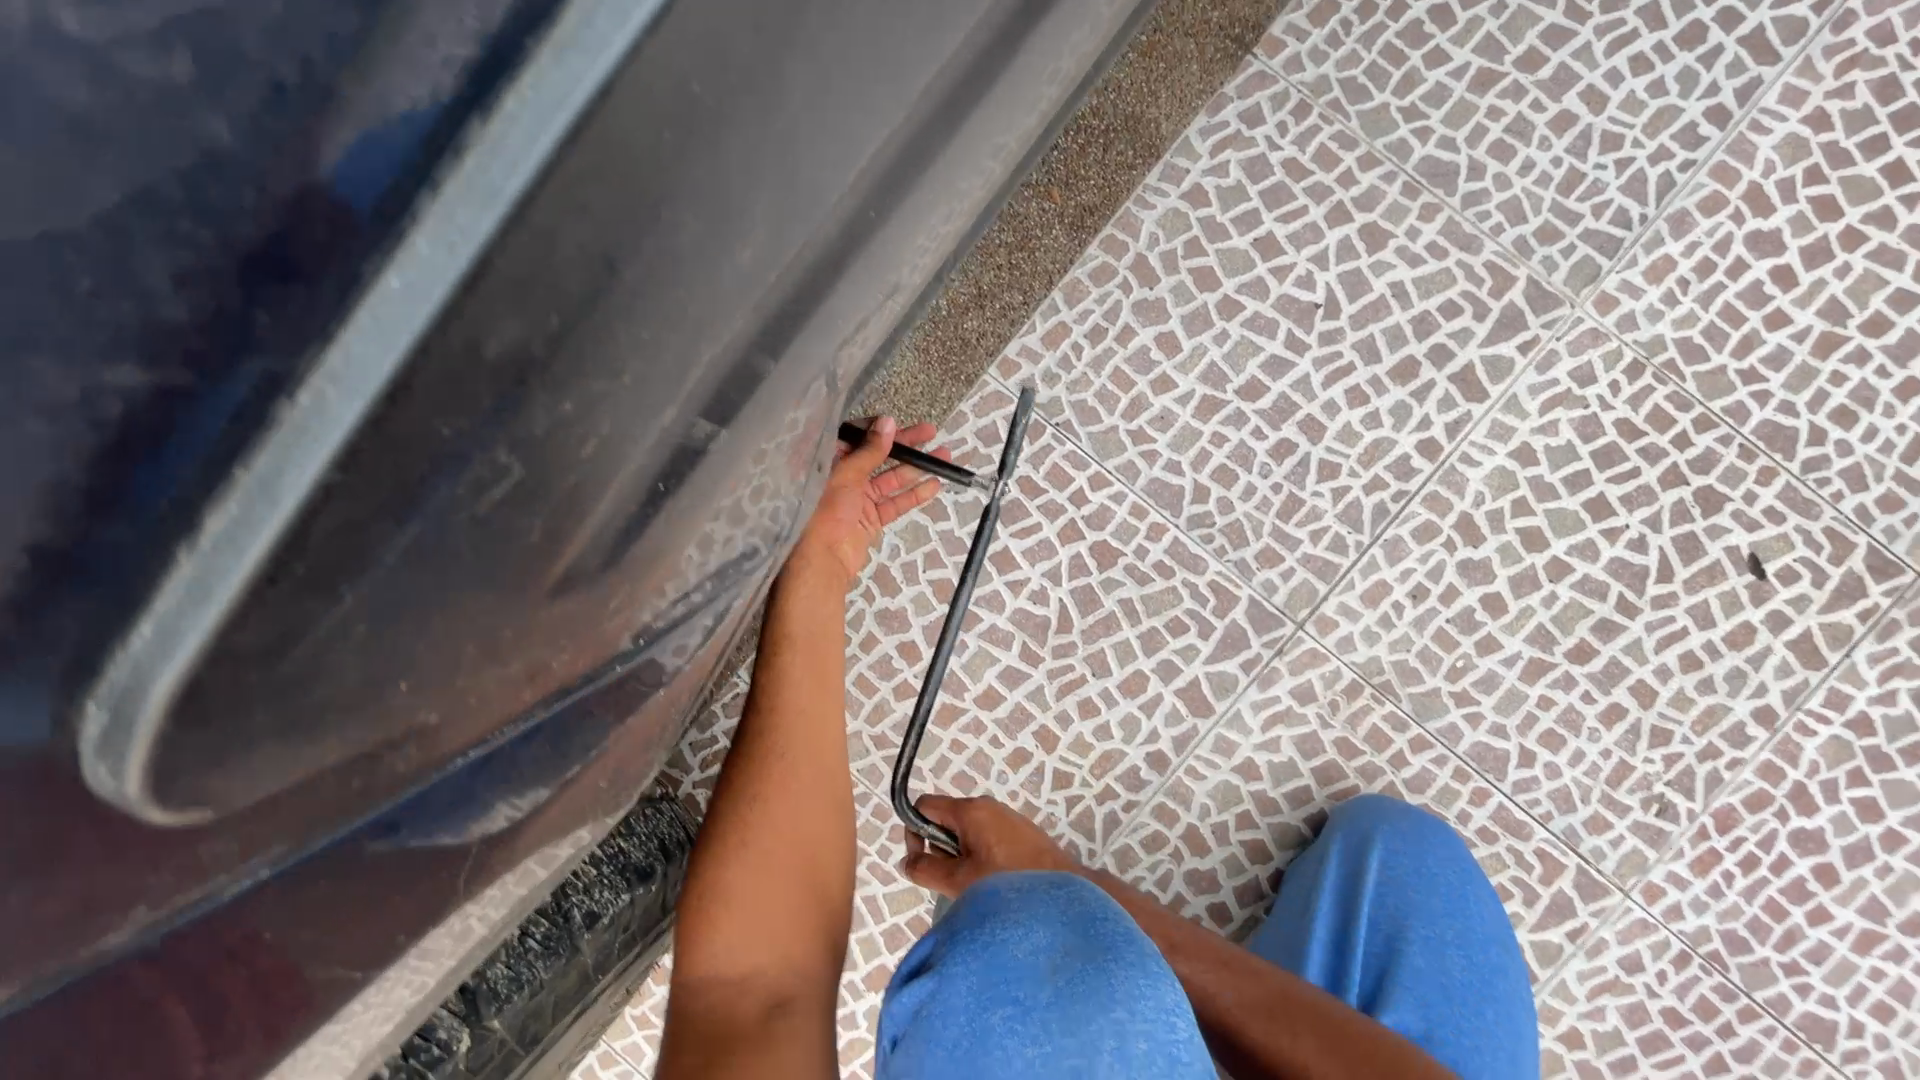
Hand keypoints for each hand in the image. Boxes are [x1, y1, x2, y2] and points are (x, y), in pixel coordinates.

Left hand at [790, 417, 950, 587]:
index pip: (856, 438)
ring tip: (944, 456)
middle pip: (878, 456)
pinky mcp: (871, 518)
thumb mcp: (846, 475)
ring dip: (917, 468)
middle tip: (930, 432)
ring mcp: (859, 498)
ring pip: (891, 478)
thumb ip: (869, 451)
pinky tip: (934, 484)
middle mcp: (844, 477)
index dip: (878, 429)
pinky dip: (914, 494)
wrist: (823, 560)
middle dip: (905, 445)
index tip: (899, 422)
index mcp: (829, 462)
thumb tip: (888, 423)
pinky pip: (895, 502)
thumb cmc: (825, 511)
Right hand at [899, 795, 1080, 897]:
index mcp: (970, 811)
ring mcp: (1006, 818)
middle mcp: (987, 806)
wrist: (1065, 893)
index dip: (914, 831)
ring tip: (976, 884)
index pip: (924, 805)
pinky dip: (980, 859)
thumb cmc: (1007, 884)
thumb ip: (925, 869)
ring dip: (960, 857)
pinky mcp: (1020, 833)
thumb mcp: (959, 880)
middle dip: (940, 849)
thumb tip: (908, 861)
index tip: (922, 861)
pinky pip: (986, 839)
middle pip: (945, 820)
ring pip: (966, 833)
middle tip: (954, 879)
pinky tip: (994, 883)